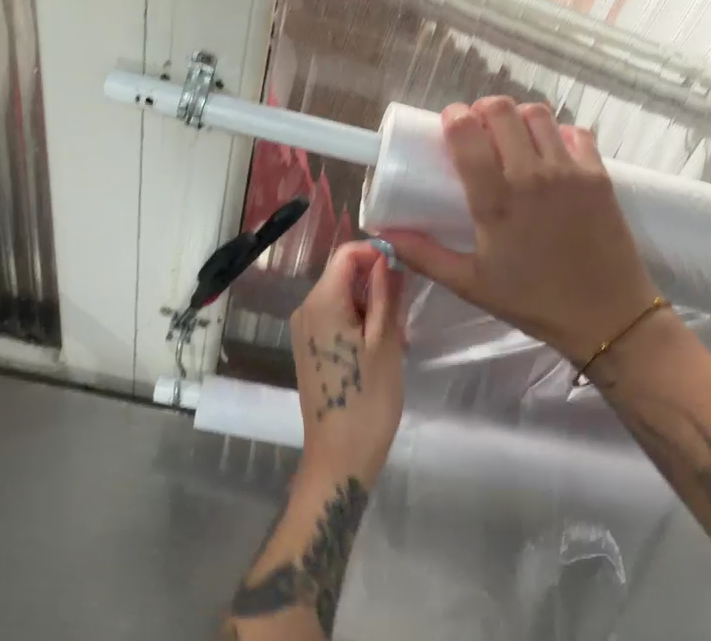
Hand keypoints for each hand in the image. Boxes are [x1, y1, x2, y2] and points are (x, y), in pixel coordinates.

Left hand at [289, 241, 405, 486]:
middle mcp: (305, 309)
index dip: (377, 253)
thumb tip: (388, 254)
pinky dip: (359, 324)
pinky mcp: (308, 348)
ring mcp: (303, 330)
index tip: (407, 272)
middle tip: (403, 319)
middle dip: (377, 286)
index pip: (347, 254)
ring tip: (394, 341)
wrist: (339, 457)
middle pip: (344, 275)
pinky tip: (377, 352)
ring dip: (371, 308)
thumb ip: (386, 293)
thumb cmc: (368, 400)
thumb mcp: (385, 342)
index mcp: (321, 302)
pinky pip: (335, 318)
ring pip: (342, 297)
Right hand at [382, 97, 663, 363]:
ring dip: (518, 118)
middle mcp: (532, 176)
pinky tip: (550, 154)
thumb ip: (424, 256)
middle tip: (478, 132)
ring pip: (538, 114)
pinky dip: (558, 134)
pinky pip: (575, 132)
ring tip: (512, 140)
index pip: (468, 132)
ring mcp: (570, 172)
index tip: (448, 124)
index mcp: (496, 201)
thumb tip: (381, 235)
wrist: (608, 317)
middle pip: (502, 110)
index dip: (453, 117)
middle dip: (483, 111)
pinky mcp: (599, 175)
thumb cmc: (533, 301)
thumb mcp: (471, 284)